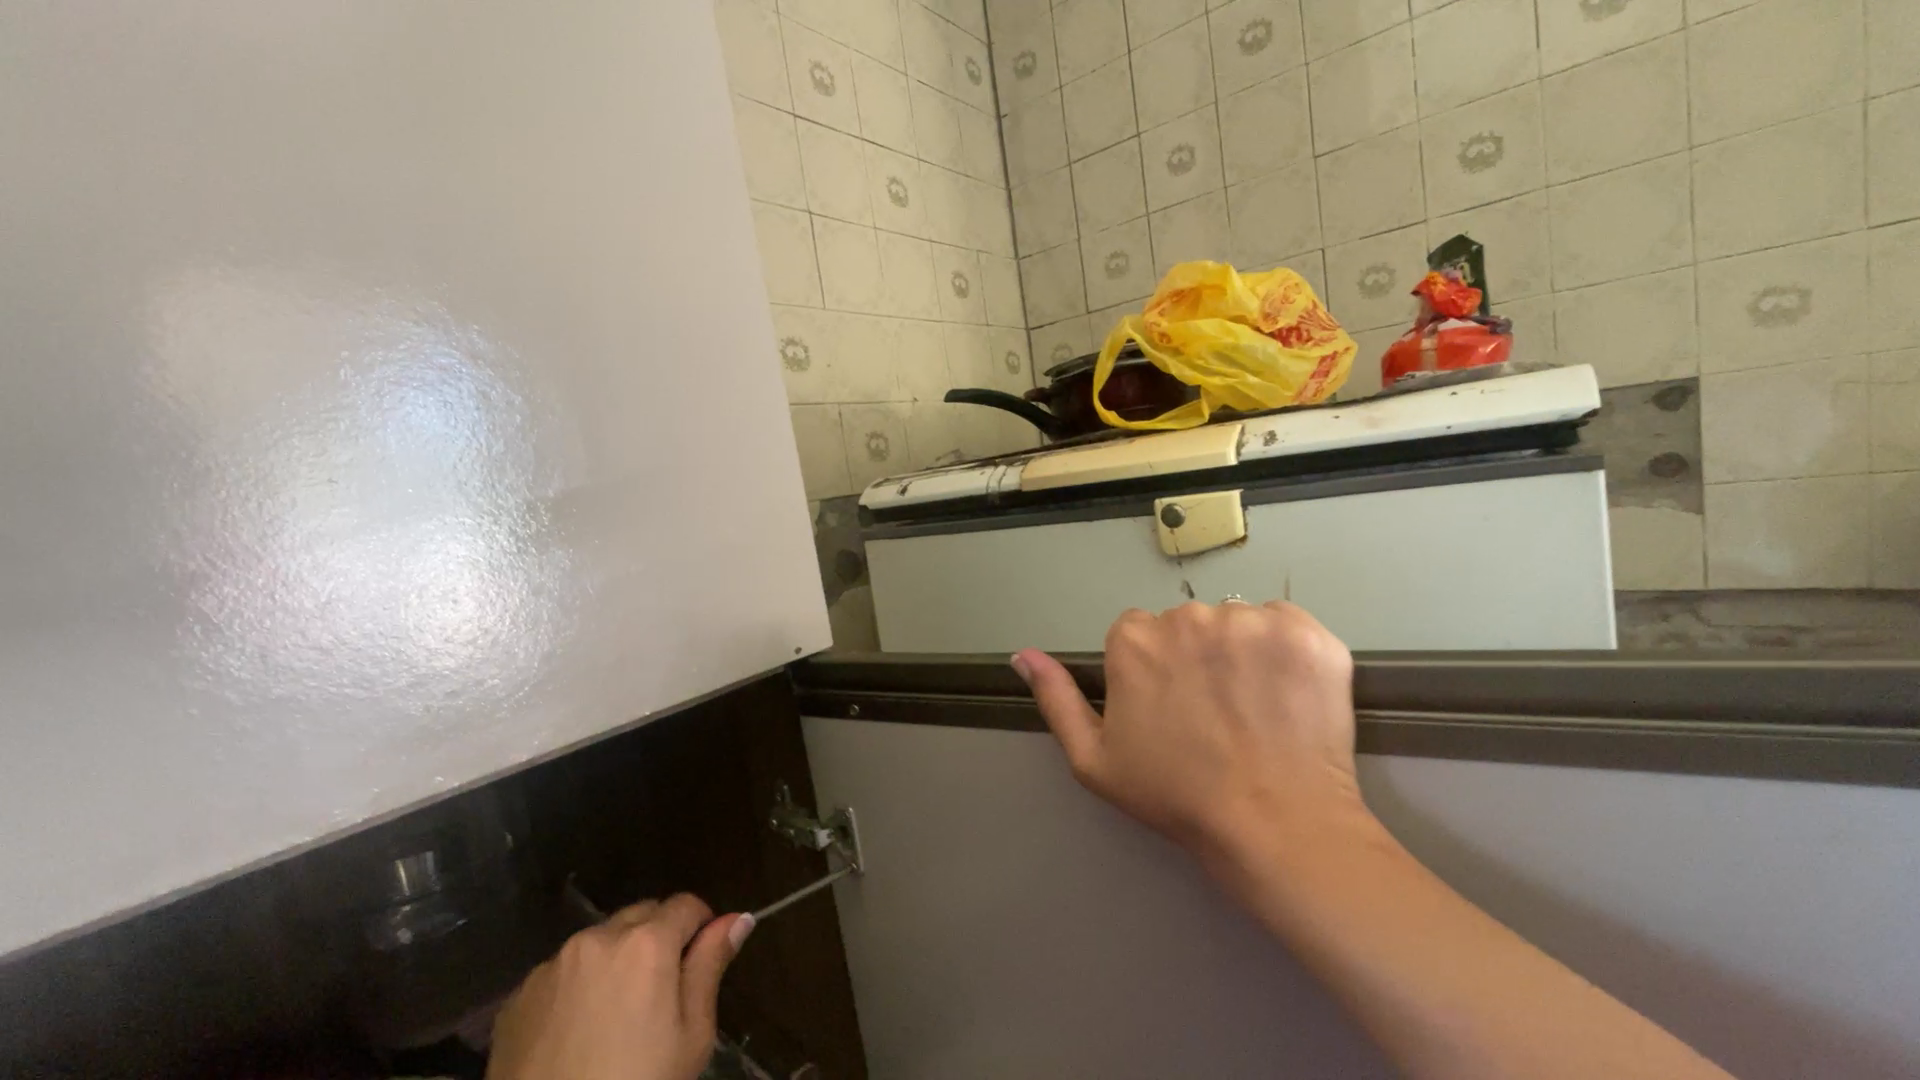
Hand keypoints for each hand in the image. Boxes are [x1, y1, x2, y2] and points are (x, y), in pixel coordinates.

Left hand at [485, 894, 753, 1079]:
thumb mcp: (692, 1035)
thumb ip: (711, 966)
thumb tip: (737, 918)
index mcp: (647, 943)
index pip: (687, 904)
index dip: (701, 928)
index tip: (700, 964)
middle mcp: (597, 937)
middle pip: (642, 915)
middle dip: (659, 938)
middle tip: (663, 994)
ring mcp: (552, 965)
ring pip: (600, 941)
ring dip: (616, 959)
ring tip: (617, 1016)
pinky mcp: (518, 995)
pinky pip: (562, 971)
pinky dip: (578, 986)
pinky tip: (579, 1032)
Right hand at [1013, 601, 1365, 866]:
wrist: (1275, 825)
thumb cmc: (1177, 796)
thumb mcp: (1093, 759)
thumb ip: (1056, 698)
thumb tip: (1023, 655)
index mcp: (1135, 640)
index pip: (1138, 636)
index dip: (1154, 675)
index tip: (1172, 711)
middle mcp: (1190, 616)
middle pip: (1188, 625)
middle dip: (1196, 658)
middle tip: (1213, 716)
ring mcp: (1253, 621)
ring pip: (1238, 623)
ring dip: (1243, 654)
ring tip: (1254, 710)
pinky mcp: (1307, 632)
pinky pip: (1287, 625)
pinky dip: (1287, 653)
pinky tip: (1287, 696)